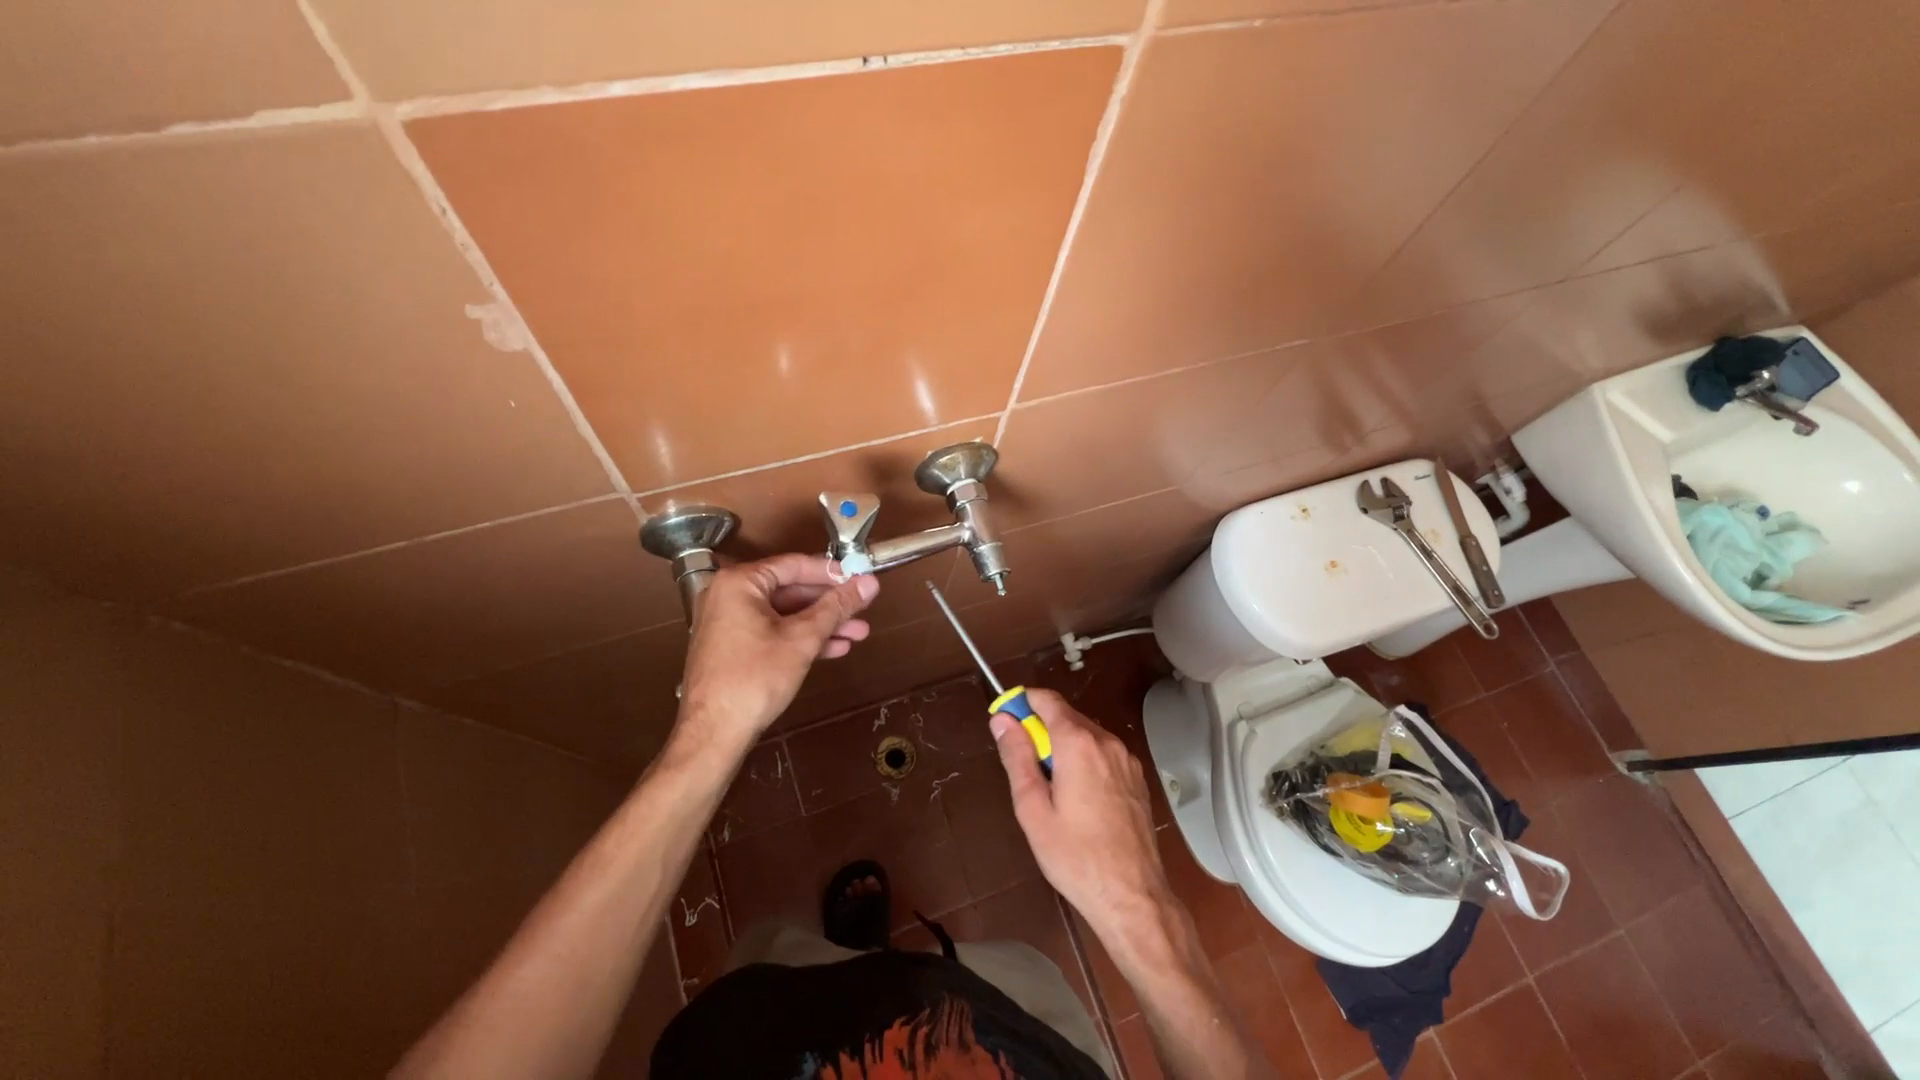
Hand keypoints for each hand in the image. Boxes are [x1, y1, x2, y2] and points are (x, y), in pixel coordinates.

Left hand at [678, 555, 878, 744]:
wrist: (714, 732)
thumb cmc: (754, 679)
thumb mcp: (802, 639)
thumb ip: (837, 607)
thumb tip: (869, 583)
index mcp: (739, 583)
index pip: (793, 565)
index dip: (831, 572)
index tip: (860, 579)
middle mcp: (728, 596)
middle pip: (790, 591)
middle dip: (830, 604)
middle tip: (863, 608)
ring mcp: (728, 623)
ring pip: (784, 615)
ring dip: (821, 624)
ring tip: (858, 633)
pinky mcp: (732, 648)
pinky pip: (772, 633)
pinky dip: (800, 639)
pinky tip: (833, 649)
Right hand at [991, 689, 1174, 937]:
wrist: (1132, 896)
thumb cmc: (1074, 856)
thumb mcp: (1033, 808)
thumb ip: (1017, 758)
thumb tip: (1002, 720)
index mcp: (1078, 744)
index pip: (1047, 700)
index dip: (1023, 702)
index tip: (1005, 720)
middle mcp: (1107, 742)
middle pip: (1067, 717)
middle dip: (1041, 729)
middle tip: (1022, 765)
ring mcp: (1127, 760)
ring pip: (1087, 736)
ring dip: (1063, 746)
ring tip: (1048, 789)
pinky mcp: (1137, 779)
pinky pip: (1103, 754)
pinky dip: (1084, 761)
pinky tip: (1077, 798)